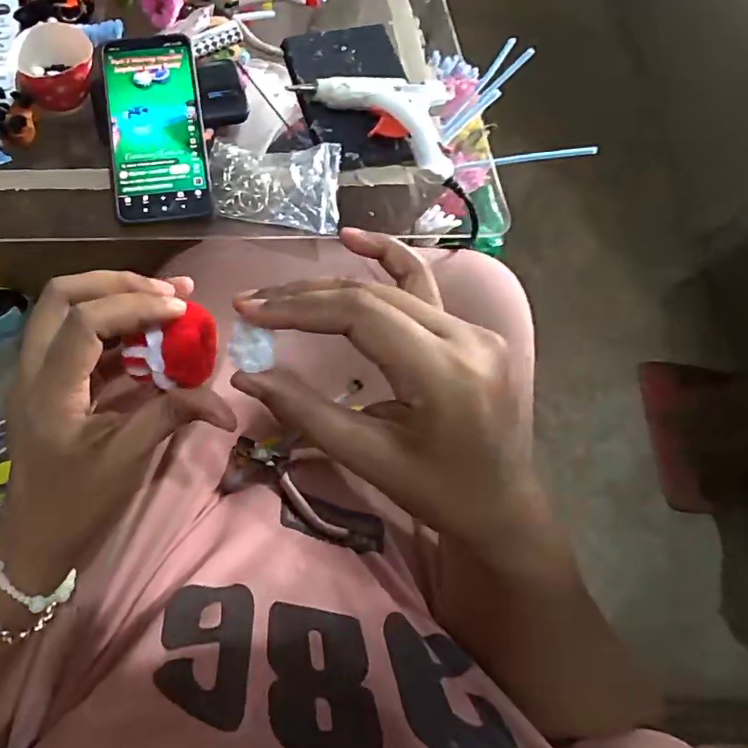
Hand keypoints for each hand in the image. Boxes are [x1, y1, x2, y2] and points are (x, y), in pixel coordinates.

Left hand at [0, 272, 236, 581]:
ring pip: (64, 306)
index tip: (181, 310)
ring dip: (115, 296)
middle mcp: (31, 366)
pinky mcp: (47, 377)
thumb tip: (226, 407)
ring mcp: (33, 369)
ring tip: (167, 299)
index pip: (84, 321)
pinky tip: (150, 330)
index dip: (135, 306)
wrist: (34, 535)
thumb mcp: (127, 460)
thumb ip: (172, 416)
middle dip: (118, 282)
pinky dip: (113, 323)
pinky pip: (75, 332)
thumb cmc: (77, 502)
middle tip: (168, 291)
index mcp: (47, 388)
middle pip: (62, 294)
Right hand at [231, 230, 546, 568]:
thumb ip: (303, 411)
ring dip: (333, 284)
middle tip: (254, 303)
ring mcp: (475, 331)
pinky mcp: (473, 332)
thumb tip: (246, 377)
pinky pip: (424, 288)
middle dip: (305, 296)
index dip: (298, 307)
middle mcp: (466, 338)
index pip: (360, 315)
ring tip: (284, 287)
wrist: (501, 508)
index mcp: (443, 372)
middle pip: (372, 295)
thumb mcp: (365, 456)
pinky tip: (355, 240)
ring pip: (394, 287)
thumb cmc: (435, 492)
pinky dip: (388, 260)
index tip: (250, 311)